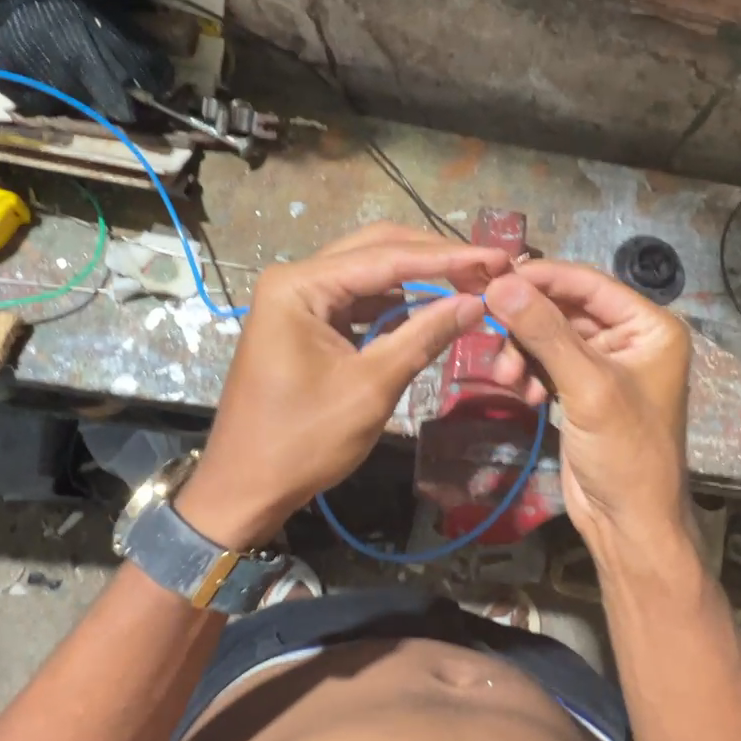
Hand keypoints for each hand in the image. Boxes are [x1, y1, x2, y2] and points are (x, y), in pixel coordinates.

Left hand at [176, 224, 511, 549]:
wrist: (244, 490)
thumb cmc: (303, 440)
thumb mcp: (371, 386)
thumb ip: (424, 336)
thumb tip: (476, 302)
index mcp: (299, 285)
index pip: (385, 258)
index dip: (446, 258)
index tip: (496, 258)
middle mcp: (295, 279)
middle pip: (375, 250)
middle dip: (433, 257)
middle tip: (487, 266)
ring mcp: (298, 301)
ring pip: (369, 273)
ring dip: (417, 278)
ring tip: (470, 281)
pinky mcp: (306, 324)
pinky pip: (358, 301)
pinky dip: (395, 304)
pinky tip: (432, 307)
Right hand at [483, 261, 693, 551]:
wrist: (628, 523)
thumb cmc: (624, 451)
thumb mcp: (587, 387)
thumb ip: (544, 332)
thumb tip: (499, 284)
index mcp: (650, 326)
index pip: (589, 284)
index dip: (542, 277)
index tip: (494, 277)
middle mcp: (630, 337)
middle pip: (565, 307)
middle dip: (527, 321)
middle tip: (488, 324)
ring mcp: (604, 363)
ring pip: (549, 334)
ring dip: (522, 350)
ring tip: (507, 376)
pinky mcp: (580, 388)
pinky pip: (546, 361)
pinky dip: (528, 370)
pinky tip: (521, 392)